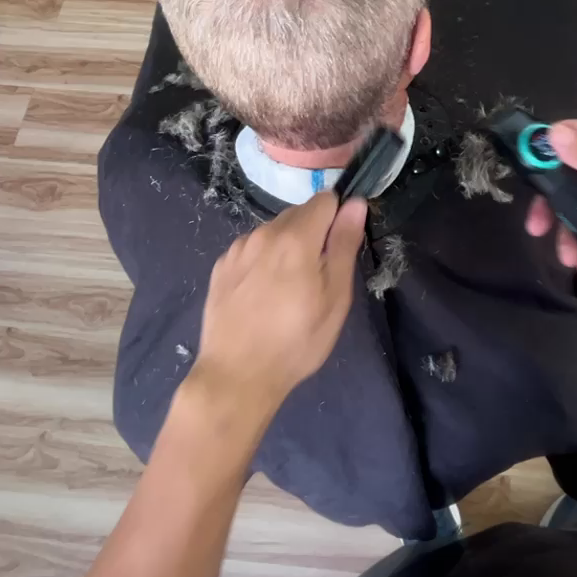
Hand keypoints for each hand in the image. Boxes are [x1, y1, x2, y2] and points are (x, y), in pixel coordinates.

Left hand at [192, 192, 366, 415]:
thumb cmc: (296, 341)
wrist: (236, 377)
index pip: (325, 199)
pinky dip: (263, 260)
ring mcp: (238, 249)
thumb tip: (355, 204)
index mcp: (296, 237)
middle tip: (315, 278)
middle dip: (313, 234)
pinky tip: (262, 295)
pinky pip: (252, 248)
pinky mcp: (221, 266)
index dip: (337, 219)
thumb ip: (344, 244)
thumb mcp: (334, 297)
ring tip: (287, 290)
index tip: (337, 250)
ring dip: (287, 247)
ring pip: (274, 231)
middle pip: (299, 213)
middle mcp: (264, 233)